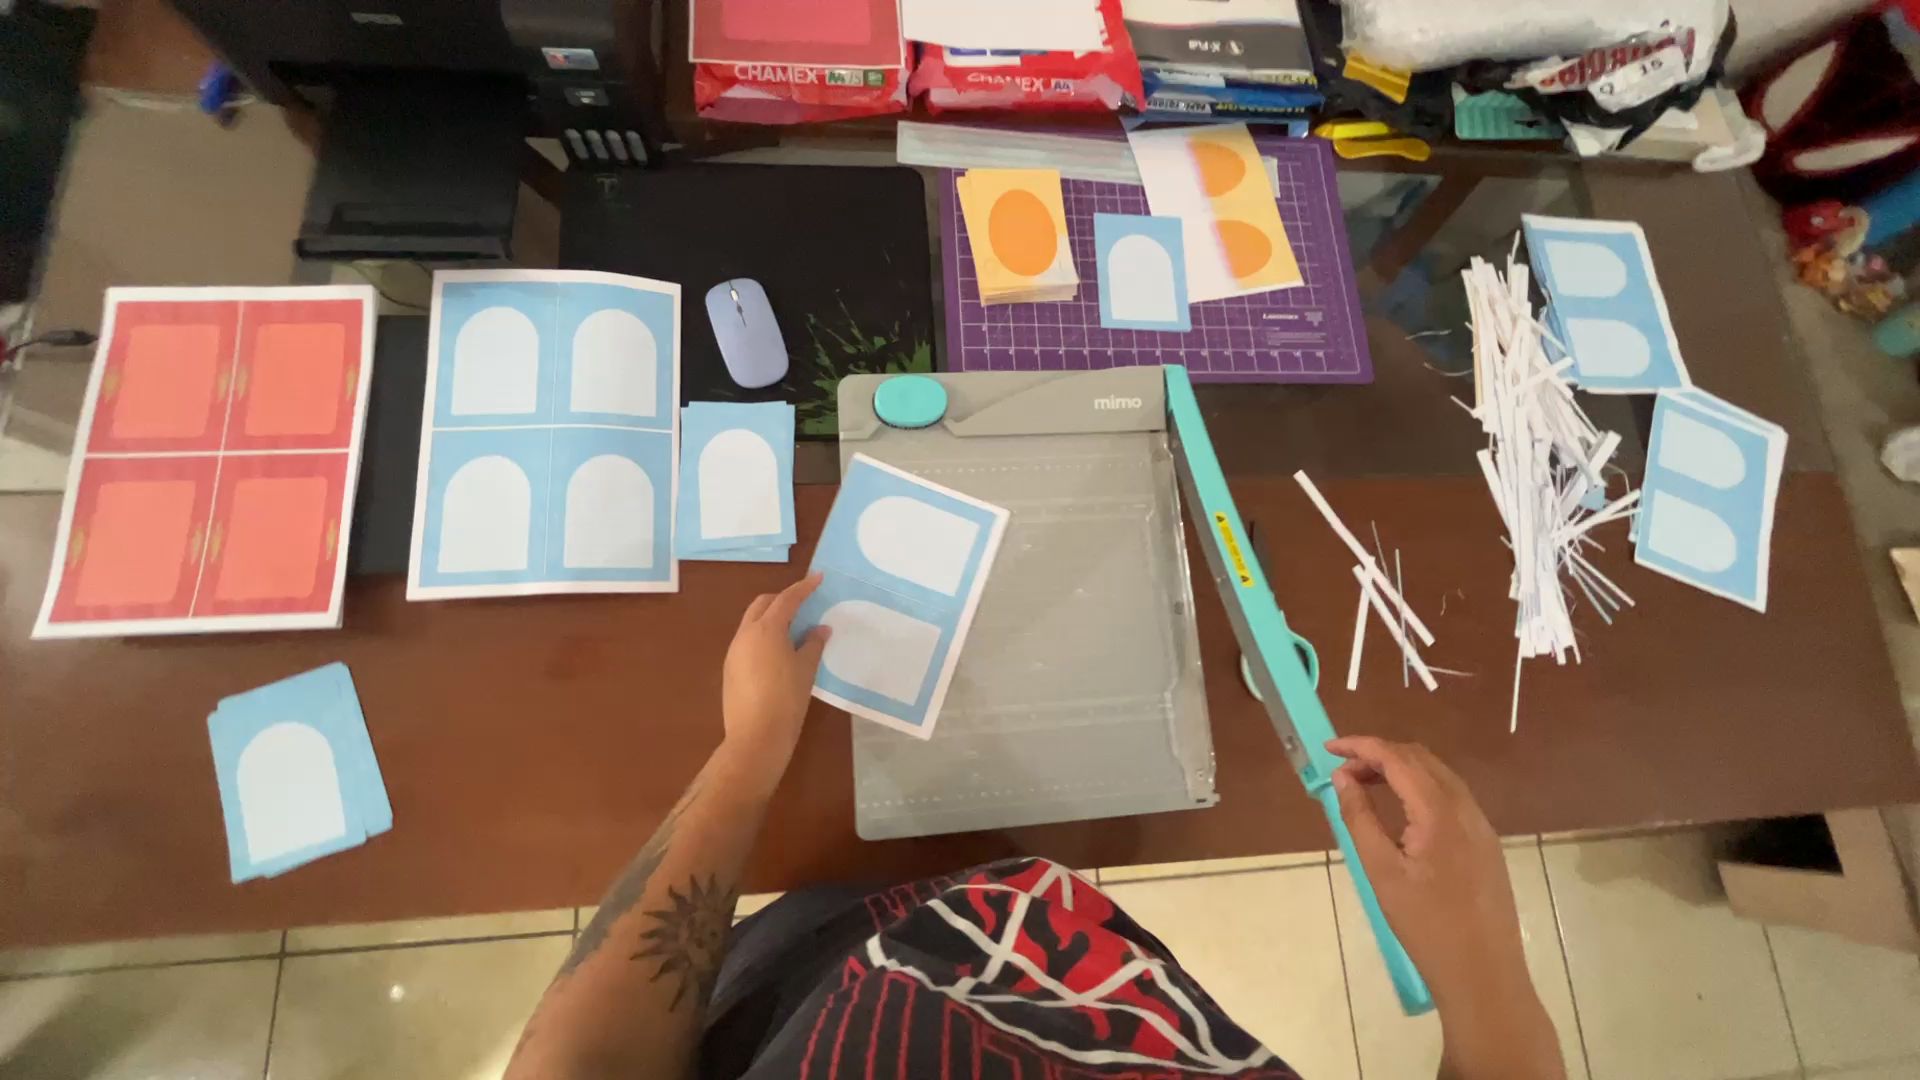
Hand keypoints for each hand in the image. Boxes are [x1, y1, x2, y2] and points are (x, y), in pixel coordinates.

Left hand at [721, 574, 829, 781]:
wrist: (756, 736)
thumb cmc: (787, 699)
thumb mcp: (806, 669)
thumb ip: (813, 644)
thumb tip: (820, 629)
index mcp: (767, 629)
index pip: (787, 599)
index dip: (804, 587)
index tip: (818, 578)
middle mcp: (745, 634)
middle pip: (762, 604)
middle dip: (782, 599)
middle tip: (804, 604)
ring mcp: (734, 651)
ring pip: (752, 622)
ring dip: (771, 618)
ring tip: (793, 630)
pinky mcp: (730, 668)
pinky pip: (747, 640)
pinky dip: (763, 636)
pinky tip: (778, 653)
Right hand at [1325, 736, 1527, 1006]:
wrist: (1484, 975)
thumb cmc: (1425, 923)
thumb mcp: (1380, 869)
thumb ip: (1359, 817)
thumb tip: (1343, 778)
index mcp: (1439, 813)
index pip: (1397, 758)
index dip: (1361, 746)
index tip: (1329, 748)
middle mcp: (1466, 810)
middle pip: (1419, 759)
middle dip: (1378, 754)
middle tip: (1343, 771)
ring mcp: (1481, 826)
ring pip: (1437, 774)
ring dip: (1399, 769)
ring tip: (1364, 785)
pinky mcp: (1485, 842)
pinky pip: (1450, 795)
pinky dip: (1418, 787)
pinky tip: (1399, 809)